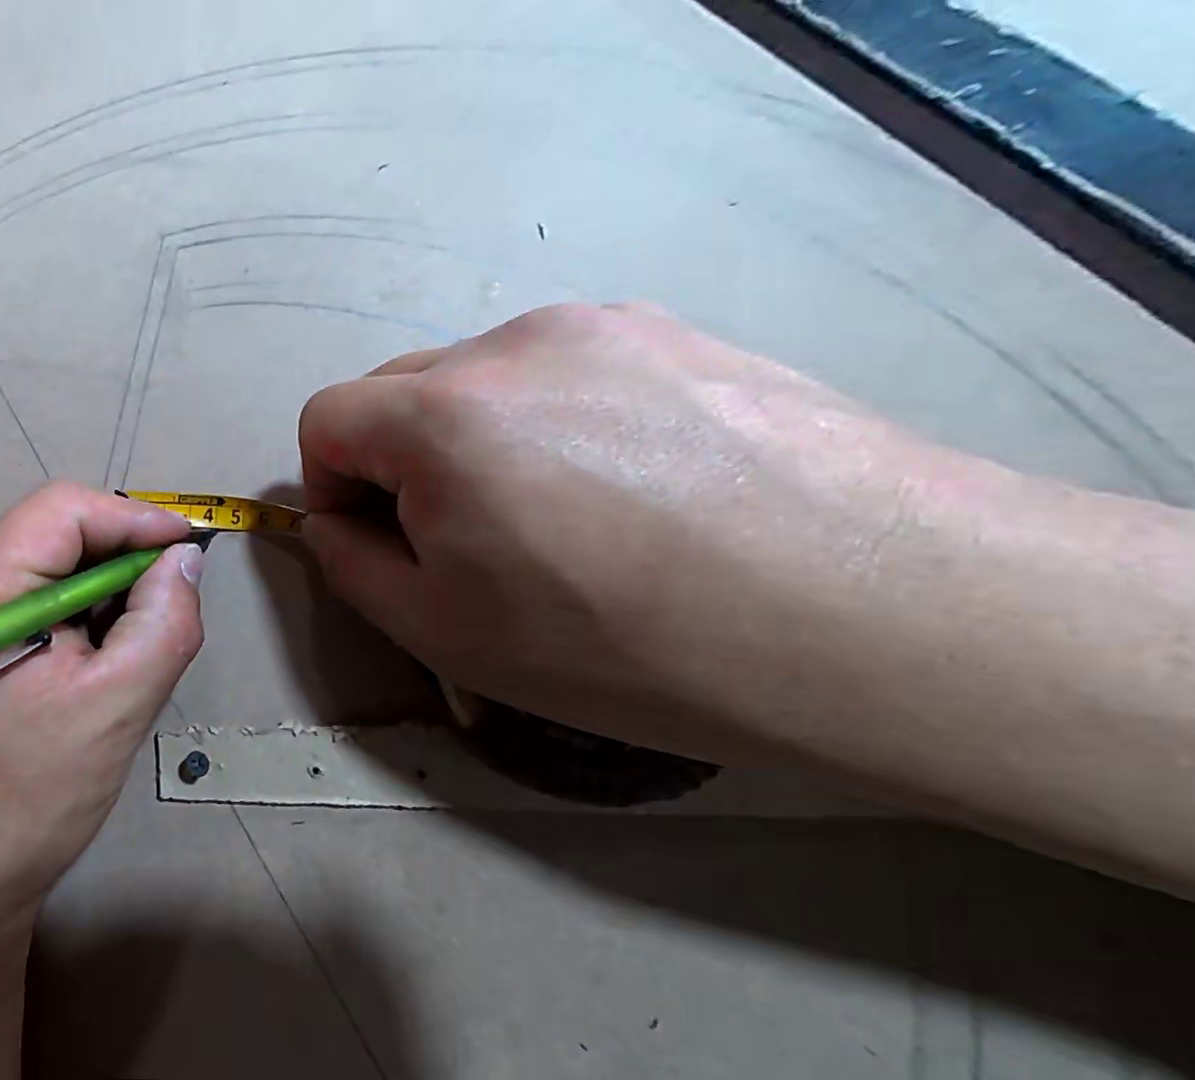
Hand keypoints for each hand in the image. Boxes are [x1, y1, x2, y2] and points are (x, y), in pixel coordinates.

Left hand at [0, 481, 204, 912]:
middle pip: (52, 534)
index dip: (133, 518)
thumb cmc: (33, 801)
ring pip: (47, 565)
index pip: (60, 511)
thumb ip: (164, 621)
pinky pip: (31, 596)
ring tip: (130, 646)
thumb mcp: (118, 708)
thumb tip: (185, 557)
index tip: (187, 547)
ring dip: (103, 591)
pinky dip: (78, 613)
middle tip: (167, 604)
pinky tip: (95, 659)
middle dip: (121, 560)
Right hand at [297, 301, 1025, 762]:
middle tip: (465, 538)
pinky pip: (565, 369)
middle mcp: (510, 346)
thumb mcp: (446, 633)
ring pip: (483, 378)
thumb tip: (330, 522)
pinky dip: (555, 421)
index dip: (330, 484)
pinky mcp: (673, 330)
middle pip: (400, 390)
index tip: (379, 538)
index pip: (327, 418)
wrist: (867, 612)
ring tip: (560, 517)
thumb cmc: (621, 644)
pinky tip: (627, 485)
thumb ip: (354, 567)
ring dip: (479, 439)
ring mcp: (600, 325)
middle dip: (398, 461)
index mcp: (440, 416)